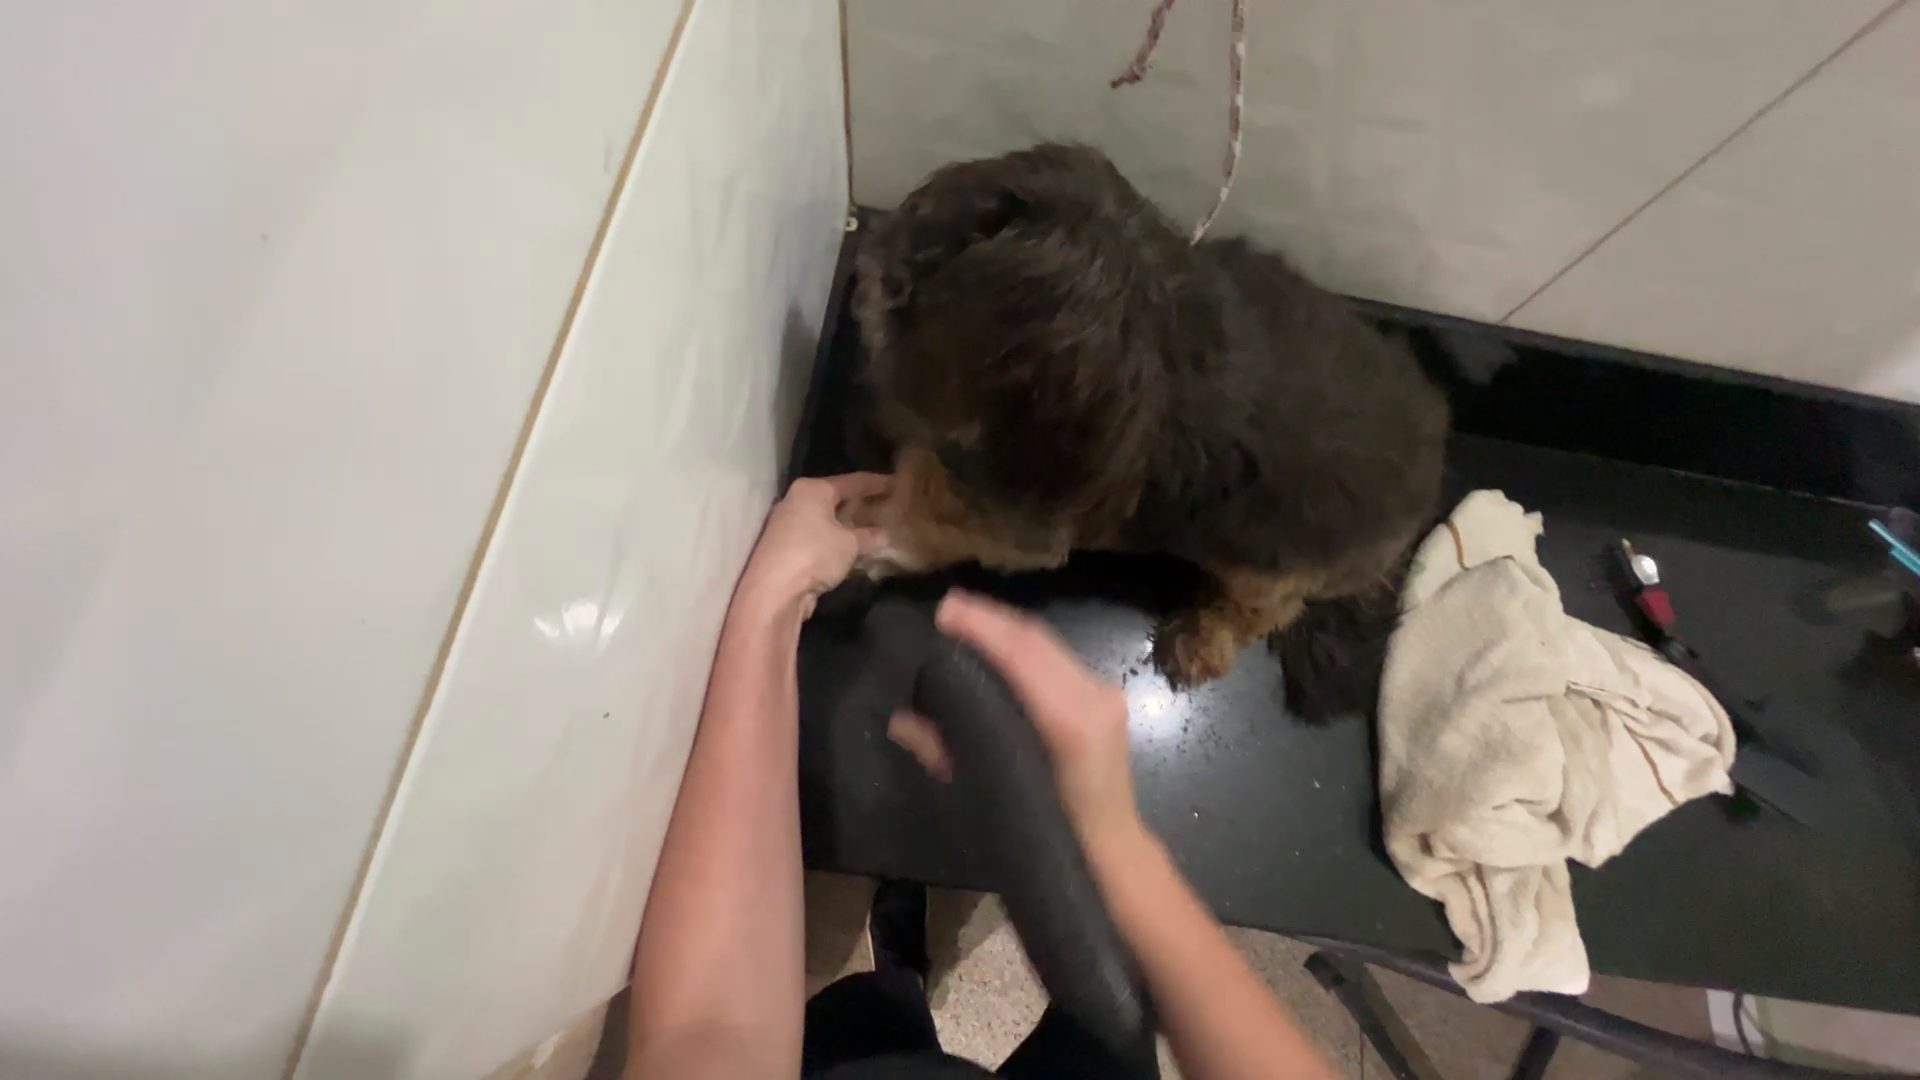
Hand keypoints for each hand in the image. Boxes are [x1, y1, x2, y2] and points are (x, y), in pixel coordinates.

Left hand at [737, 473, 890, 617]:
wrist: (773, 591)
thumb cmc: (814, 554)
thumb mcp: (850, 544)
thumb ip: (870, 537)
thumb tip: (886, 535)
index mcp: (812, 490)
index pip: (851, 481)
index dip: (876, 483)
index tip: (895, 483)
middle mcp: (796, 502)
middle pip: (835, 499)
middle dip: (860, 505)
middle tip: (885, 506)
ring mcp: (788, 526)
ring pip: (826, 521)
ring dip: (849, 528)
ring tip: (874, 531)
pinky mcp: (786, 549)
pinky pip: (819, 539)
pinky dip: (836, 543)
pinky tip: (853, 552)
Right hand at [888, 590, 1142, 845]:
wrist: (1112, 850)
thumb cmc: (1053, 836)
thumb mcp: (993, 799)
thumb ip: (946, 753)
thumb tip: (899, 719)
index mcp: (1073, 725)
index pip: (1023, 658)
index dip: (984, 627)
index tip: (946, 610)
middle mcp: (1094, 697)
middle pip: (1036, 640)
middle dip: (990, 618)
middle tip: (947, 608)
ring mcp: (1105, 693)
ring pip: (1047, 643)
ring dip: (1004, 626)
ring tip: (965, 617)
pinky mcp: (1104, 693)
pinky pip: (1057, 656)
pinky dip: (1021, 643)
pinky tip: (997, 641)